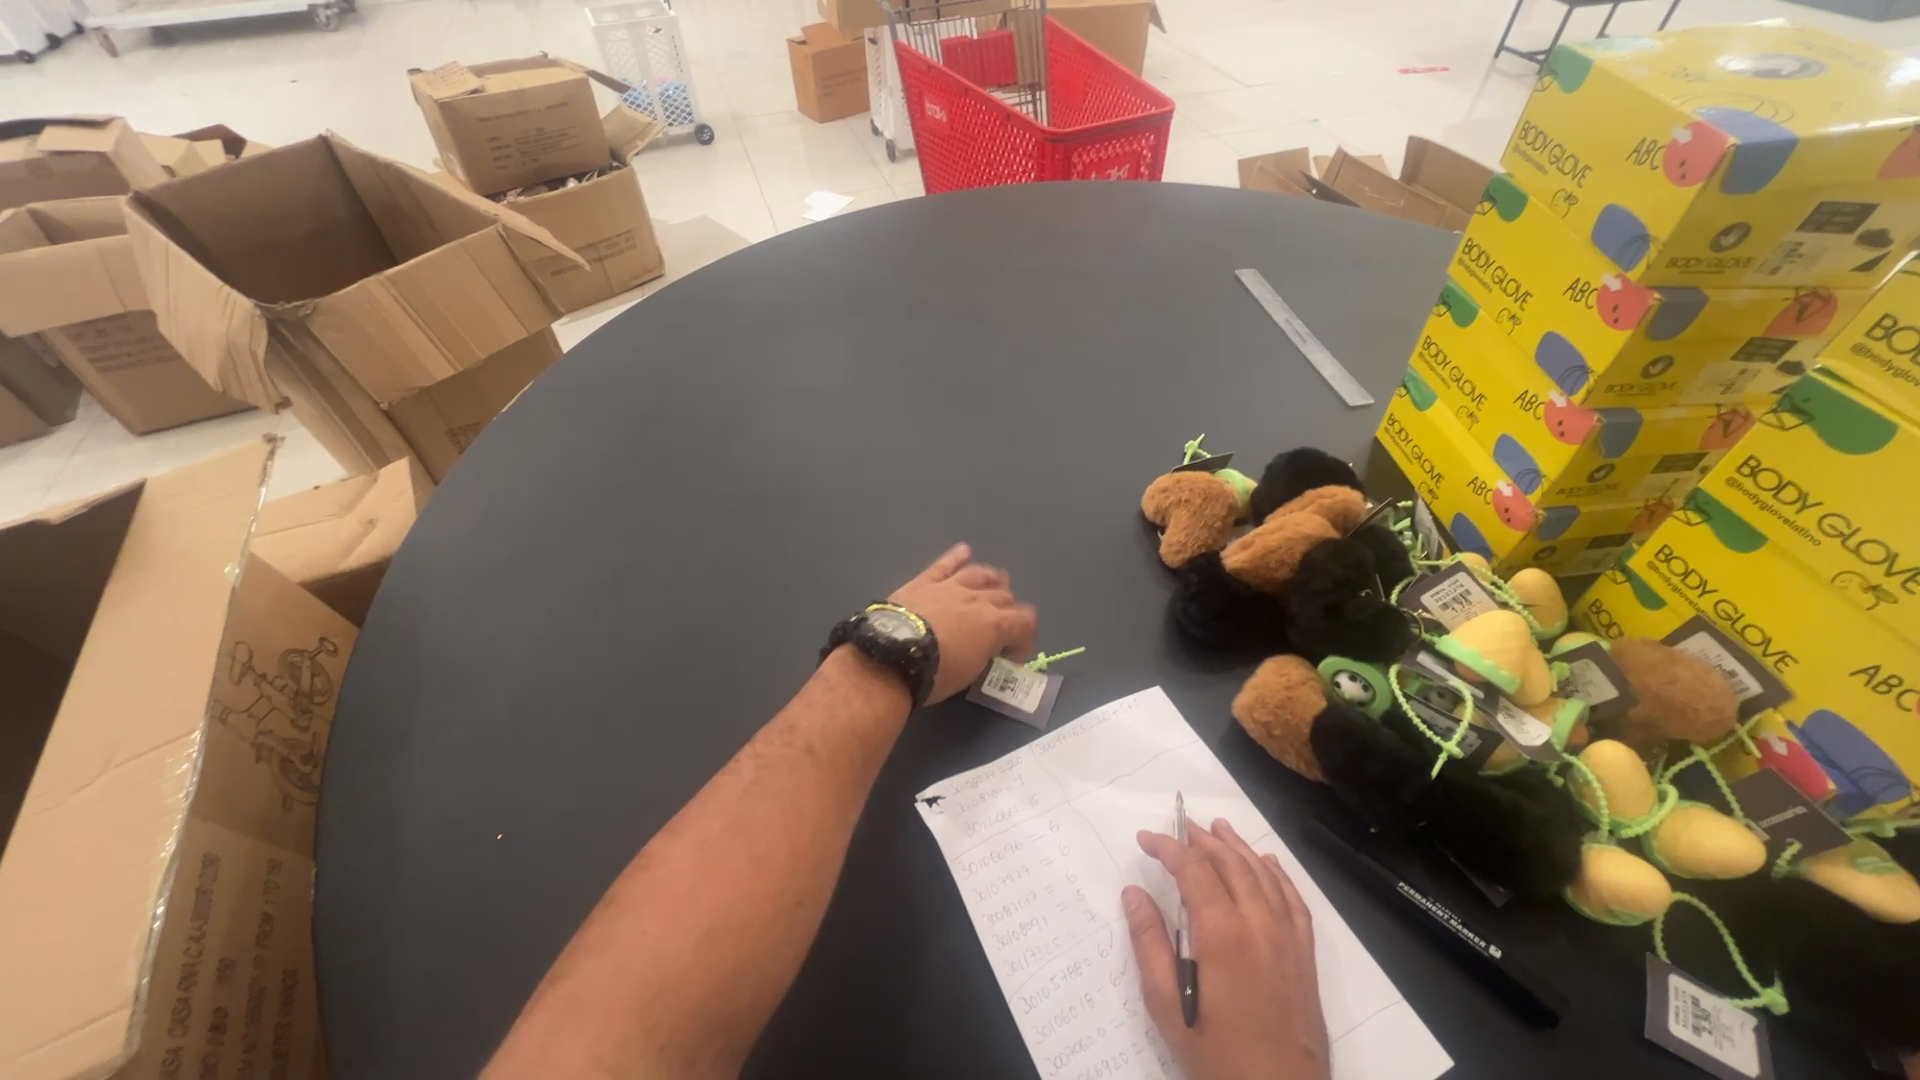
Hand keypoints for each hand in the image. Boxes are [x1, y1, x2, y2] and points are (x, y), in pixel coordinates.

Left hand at [889, 543, 1037, 704]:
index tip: (1011, 655)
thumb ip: (985, 655)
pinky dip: (956, 556)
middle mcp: (979, 599)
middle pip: (1005, 596)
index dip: (1025, 637)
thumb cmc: (935, 674)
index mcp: (995, 624)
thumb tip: (988, 650)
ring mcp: (951, 586)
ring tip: (994, 586)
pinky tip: (964, 550)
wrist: (892, 658)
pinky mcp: (924, 582)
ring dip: (992, 580)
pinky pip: (945, 564)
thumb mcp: (970, 673)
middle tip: (997, 629)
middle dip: (1007, 612)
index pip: (1026, 621)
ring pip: (981, 574)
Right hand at [1123, 819, 1329, 1079]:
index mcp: (1221, 931)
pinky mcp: (1304, 955)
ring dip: (1237, 846)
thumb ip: (1150, 943)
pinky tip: (1267, 864)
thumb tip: (1133, 894)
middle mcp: (1258, 923)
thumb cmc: (1217, 1053)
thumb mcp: (1167, 1004)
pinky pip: (1293, 900)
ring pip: (1262, 874)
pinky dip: (1277, 874)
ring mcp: (1286, 937)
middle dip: (1201, 839)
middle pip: (1229, 862)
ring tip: (1218, 827)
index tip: (1145, 839)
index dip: (1168, 847)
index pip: (1193, 868)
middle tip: (1178, 826)